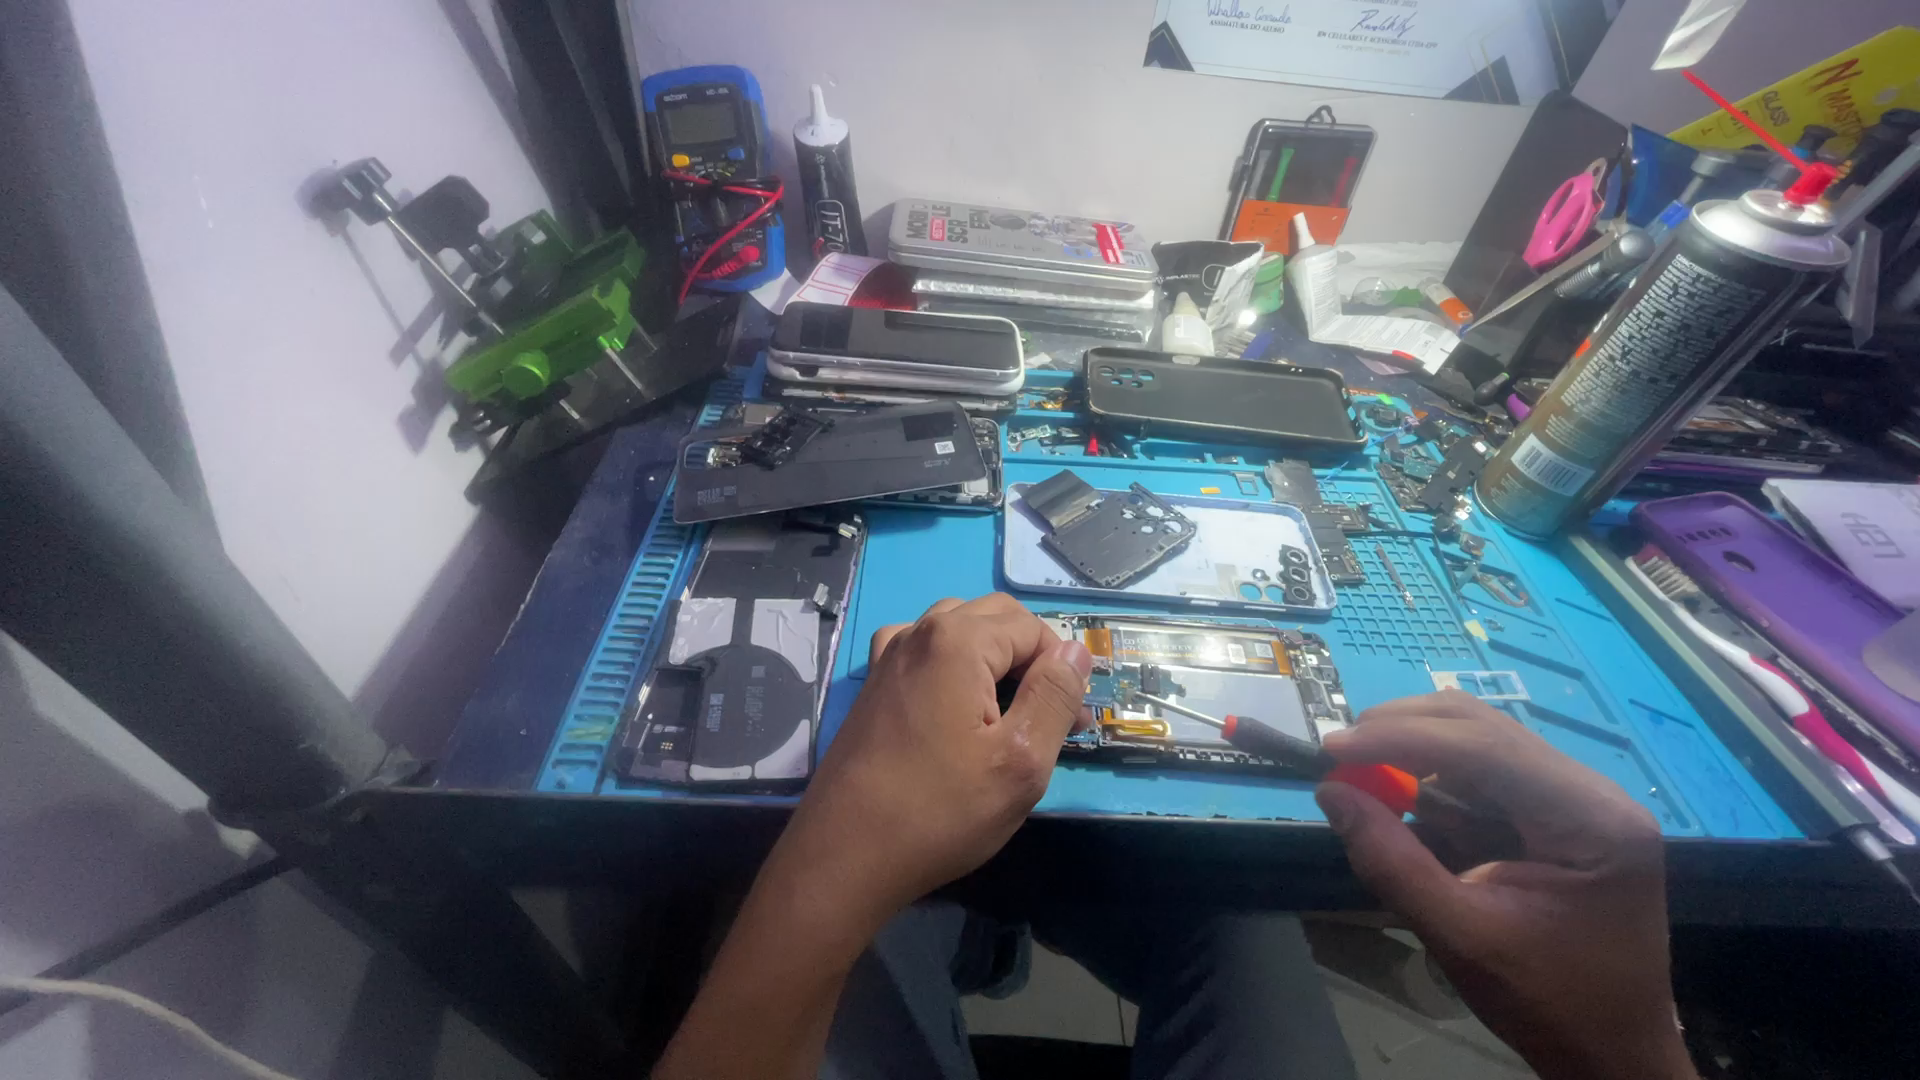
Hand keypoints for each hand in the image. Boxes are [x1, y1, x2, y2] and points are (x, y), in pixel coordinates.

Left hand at [771, 594, 1092, 928]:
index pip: (1032, 628)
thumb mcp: (1021, 761)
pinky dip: (950, 662)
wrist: (845, 854)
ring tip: (1007, 712)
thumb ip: (1054, 696)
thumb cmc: (940, 810)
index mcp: (957, 640)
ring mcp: (889, 655)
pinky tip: (953, 701)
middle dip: (1030, 657)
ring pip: (958, 629)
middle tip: (1048, 717)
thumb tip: (1076, 650)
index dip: (1060, 668)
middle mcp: (919, 632)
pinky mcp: (873, 684)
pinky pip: (923, 649)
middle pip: (994, 618)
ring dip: (992, 657)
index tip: (1071, 721)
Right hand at [1315, 691, 1695, 1079]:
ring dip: (1411, 751)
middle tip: (1342, 756)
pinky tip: (1408, 807)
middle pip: (1479, 724)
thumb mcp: (1460, 936)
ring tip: (1368, 784)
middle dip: (1401, 731)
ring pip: (1473, 735)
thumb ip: (1391, 860)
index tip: (1332, 749)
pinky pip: (1476, 767)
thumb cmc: (1549, 1002)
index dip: (1399, 737)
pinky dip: (1429, 776)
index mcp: (1591, 821)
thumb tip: (1330, 791)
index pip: (1484, 747)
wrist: (1613, 1053)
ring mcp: (1574, 796)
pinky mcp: (1551, 808)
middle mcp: (1590, 792)